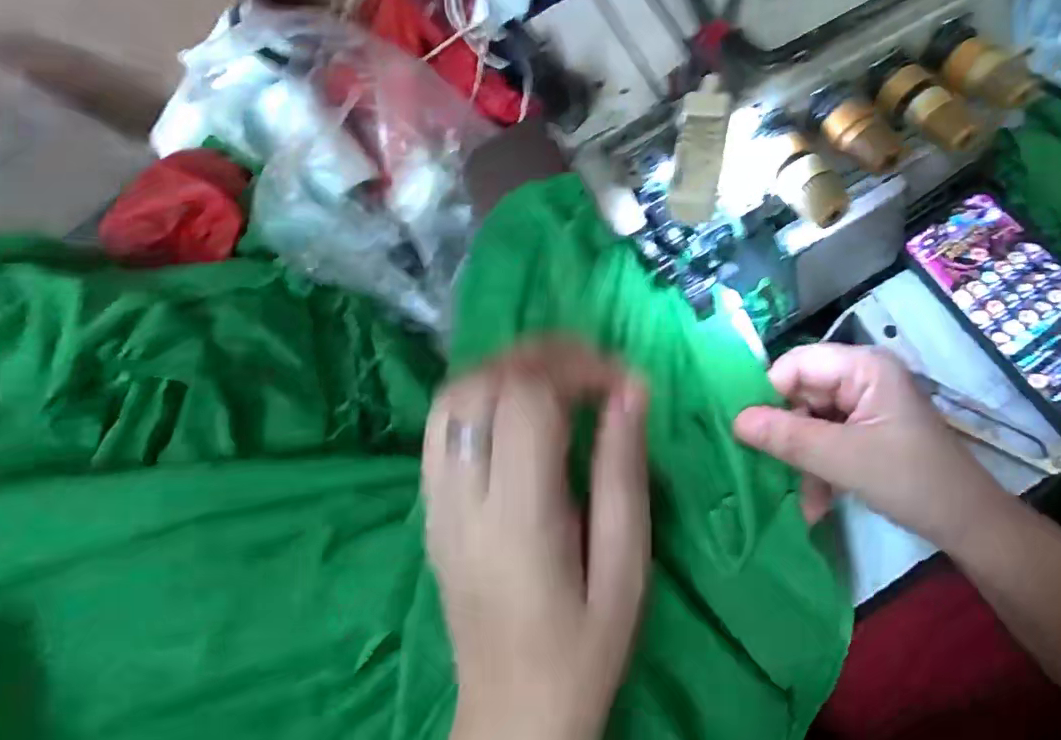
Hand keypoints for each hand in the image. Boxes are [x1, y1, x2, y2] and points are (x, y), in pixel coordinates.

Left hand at [422, 341, 650, 739]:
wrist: (512, 717)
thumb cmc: (584, 648)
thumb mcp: (626, 566)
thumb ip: (623, 471)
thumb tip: (631, 389)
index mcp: (517, 520)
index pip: (527, 402)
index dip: (577, 369)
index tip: (623, 380)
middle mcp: (462, 503)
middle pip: (480, 385)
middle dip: (541, 355)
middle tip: (593, 366)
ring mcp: (435, 505)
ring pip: (452, 396)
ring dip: (507, 367)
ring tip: (560, 374)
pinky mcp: (429, 510)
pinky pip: (442, 424)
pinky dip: (483, 392)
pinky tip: (522, 404)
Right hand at [733, 343, 1009, 548]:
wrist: (970, 526)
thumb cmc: (910, 480)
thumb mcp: (843, 459)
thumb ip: (787, 437)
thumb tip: (735, 420)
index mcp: (863, 366)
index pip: (798, 363)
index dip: (769, 392)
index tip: (744, 428)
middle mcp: (863, 377)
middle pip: (804, 393)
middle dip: (789, 436)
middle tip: (768, 469)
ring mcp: (867, 405)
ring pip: (813, 421)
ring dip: (804, 461)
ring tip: (804, 503)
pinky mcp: (870, 431)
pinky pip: (830, 440)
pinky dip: (821, 469)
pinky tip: (817, 505)